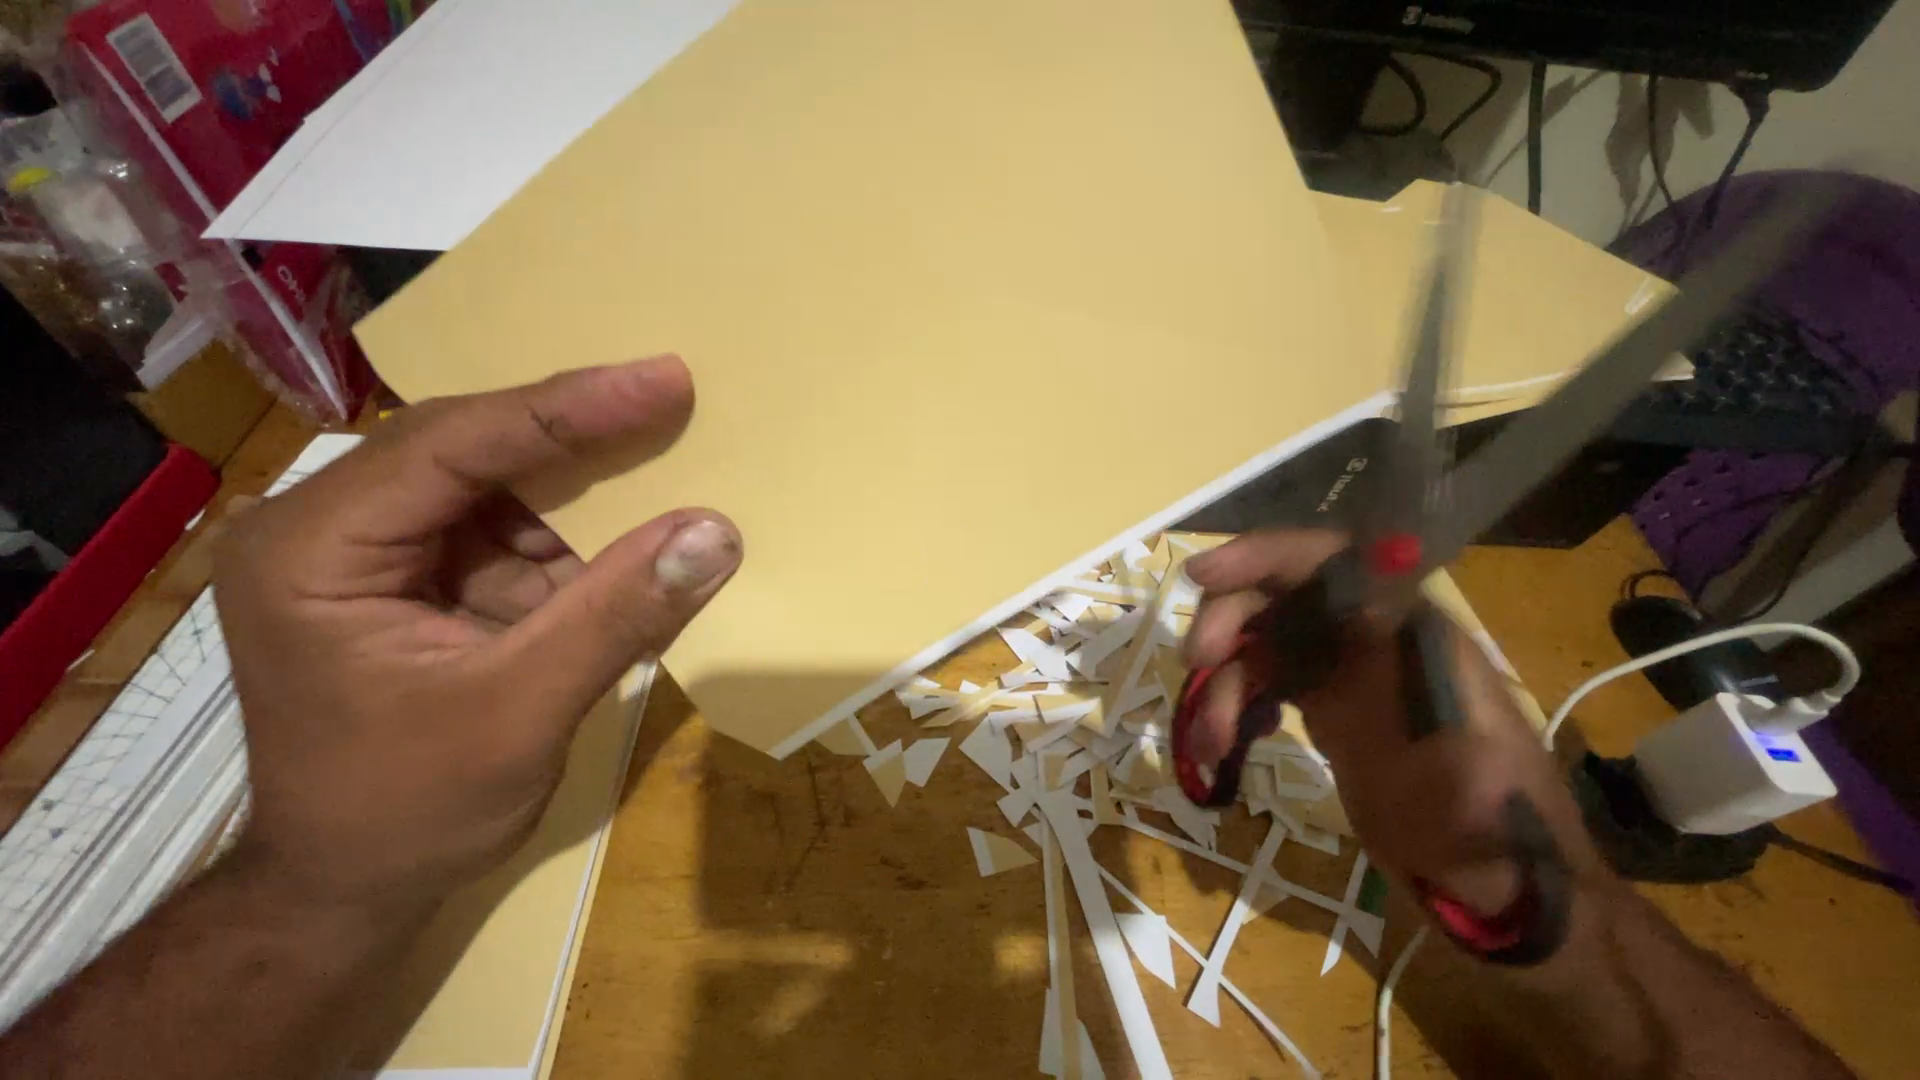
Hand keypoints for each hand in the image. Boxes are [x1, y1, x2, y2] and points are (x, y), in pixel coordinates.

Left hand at [213, 356, 740, 914]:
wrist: (351, 888)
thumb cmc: (409, 810)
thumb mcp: (520, 713)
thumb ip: (617, 615)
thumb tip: (717, 534)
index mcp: (315, 548)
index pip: (451, 445)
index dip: (567, 408)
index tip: (662, 380)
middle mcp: (337, 529)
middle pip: (474, 448)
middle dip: (580, 432)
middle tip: (674, 397)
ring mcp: (385, 554)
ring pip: (504, 485)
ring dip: (590, 487)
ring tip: (673, 458)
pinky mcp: (431, 582)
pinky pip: (520, 536)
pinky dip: (585, 540)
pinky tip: (639, 539)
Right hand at [1181, 530, 1603, 914]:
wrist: (1501, 885)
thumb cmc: (1494, 821)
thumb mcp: (1466, 752)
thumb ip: (1421, 682)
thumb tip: (1369, 620)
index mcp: (1409, 626)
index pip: (1328, 560)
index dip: (1263, 555)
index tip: (1202, 576)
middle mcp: (1369, 635)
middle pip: (1278, 595)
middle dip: (1228, 620)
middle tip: (1194, 662)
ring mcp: (1345, 672)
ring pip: (1260, 644)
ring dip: (1223, 682)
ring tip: (1211, 742)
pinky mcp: (1327, 708)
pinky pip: (1262, 684)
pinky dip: (1233, 706)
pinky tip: (1228, 742)